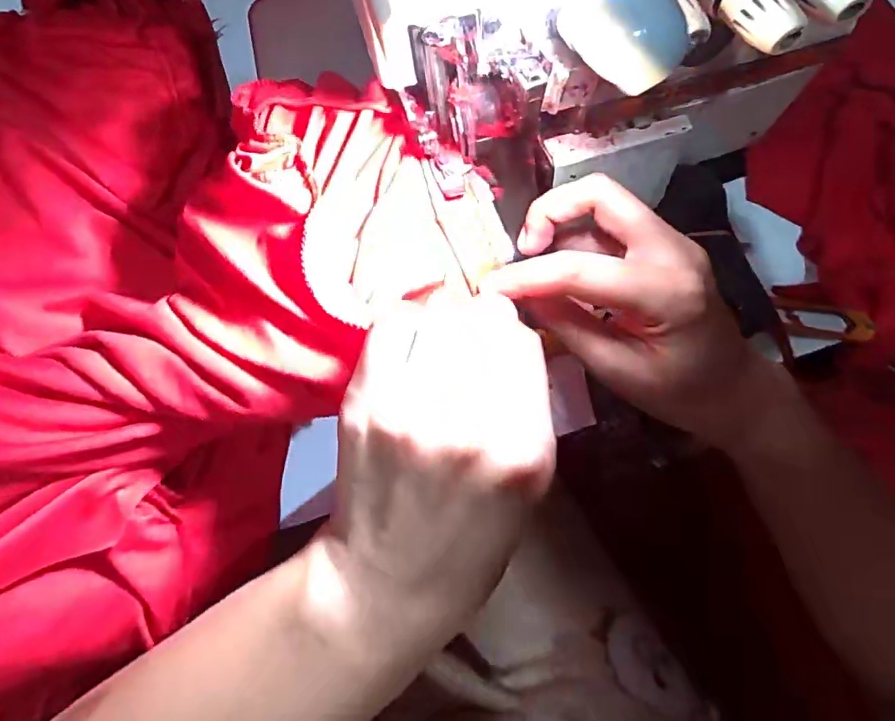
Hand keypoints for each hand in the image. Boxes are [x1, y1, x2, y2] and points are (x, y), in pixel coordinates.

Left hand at [308, 295, 554, 653]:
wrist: (389, 579)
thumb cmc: (472, 537)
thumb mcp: (531, 479)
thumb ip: (530, 403)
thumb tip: (511, 329)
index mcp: (521, 449)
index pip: (521, 342)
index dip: (511, 333)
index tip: (499, 339)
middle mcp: (468, 426)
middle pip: (480, 321)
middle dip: (478, 321)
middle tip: (466, 338)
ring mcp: (409, 411)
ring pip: (438, 315)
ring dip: (442, 320)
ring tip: (437, 344)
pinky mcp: (363, 403)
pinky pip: (392, 324)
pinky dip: (404, 324)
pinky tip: (407, 346)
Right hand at [480, 174, 777, 445]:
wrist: (736, 389)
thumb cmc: (681, 393)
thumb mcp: (616, 370)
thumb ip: (565, 324)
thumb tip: (517, 294)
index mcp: (664, 290)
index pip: (579, 267)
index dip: (527, 276)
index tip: (491, 286)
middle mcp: (670, 249)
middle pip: (599, 193)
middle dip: (548, 211)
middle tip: (524, 249)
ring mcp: (669, 240)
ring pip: (602, 202)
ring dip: (560, 222)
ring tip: (535, 261)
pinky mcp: (661, 242)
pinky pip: (609, 222)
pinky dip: (576, 234)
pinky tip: (561, 267)